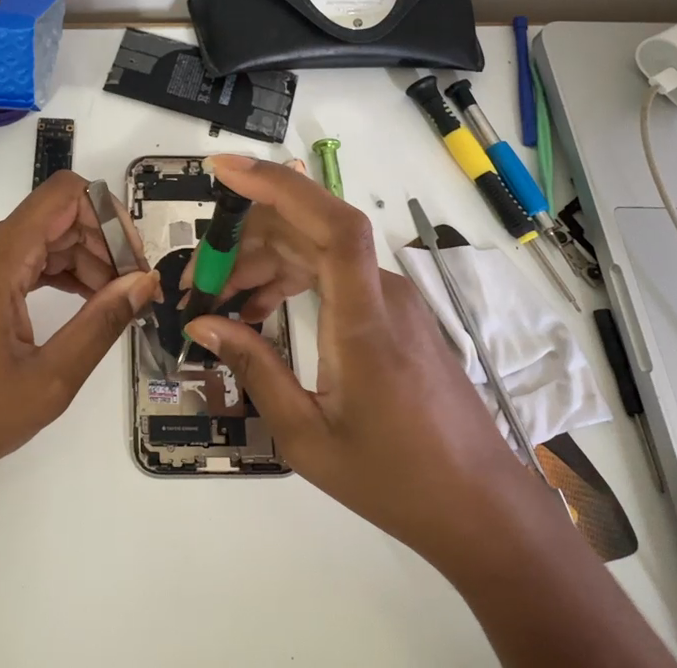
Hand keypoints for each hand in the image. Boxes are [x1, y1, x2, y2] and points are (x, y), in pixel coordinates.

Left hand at [0, 170, 158, 490]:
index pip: (64, 194)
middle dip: (105, 244)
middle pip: (59, 215)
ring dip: (88, 260)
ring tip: (118, 303)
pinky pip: (27, 258)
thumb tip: (145, 282)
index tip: (134, 261)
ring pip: (46, 236)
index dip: (108, 215)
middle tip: (136, 290)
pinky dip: (62, 273)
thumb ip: (102, 323)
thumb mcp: (50, 378)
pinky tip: (89, 303)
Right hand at [182, 155, 549, 570]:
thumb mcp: (306, 435)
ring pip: (318, 251)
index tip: (224, 170)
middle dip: (244, 241)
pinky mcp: (397, 315)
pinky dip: (292, 280)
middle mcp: (384, 295)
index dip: (279, 185)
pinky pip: (335, 276)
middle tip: (196, 279)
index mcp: (366, 322)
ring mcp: (394, 302)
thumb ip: (254, 368)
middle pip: (311, 231)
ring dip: (264, 262)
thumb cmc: (393, 479)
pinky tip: (259, 312)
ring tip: (218, 300)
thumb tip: (203, 321)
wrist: (480, 507)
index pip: (332, 224)